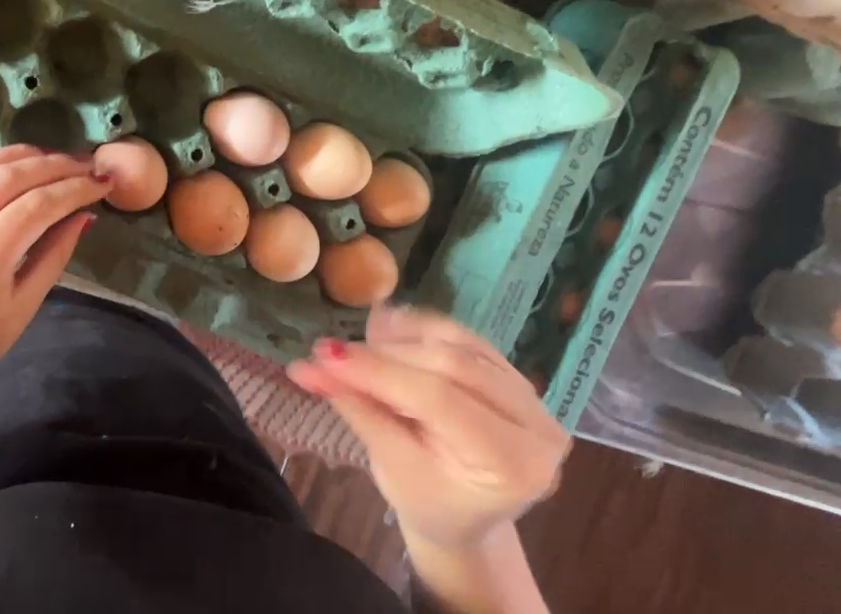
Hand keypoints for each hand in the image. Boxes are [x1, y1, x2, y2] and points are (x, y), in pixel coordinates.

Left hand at [0, 144, 109, 400]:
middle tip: (86, 164)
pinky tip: (10, 165)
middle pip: (10, 177)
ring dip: (21, 156)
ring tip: (54, 158)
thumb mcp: (23, 308)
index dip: (75, 188)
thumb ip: (54, 257)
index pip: (37, 205)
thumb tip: (83, 215)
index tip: (102, 181)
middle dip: (54, 165)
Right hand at [287, 306, 570, 552]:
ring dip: (402, 336)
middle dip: (385, 352)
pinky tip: (387, 326)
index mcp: (515, 464)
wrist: (465, 515)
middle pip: (453, 365)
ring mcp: (533, 398)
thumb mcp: (389, 464)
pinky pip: (466, 338)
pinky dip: (422, 329)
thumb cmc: (427, 501)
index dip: (378, 370)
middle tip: (330, 349)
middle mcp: (538, 426)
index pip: (439, 399)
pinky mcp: (516, 376)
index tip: (322, 352)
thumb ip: (355, 407)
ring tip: (358, 338)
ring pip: (459, 344)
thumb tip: (302, 366)